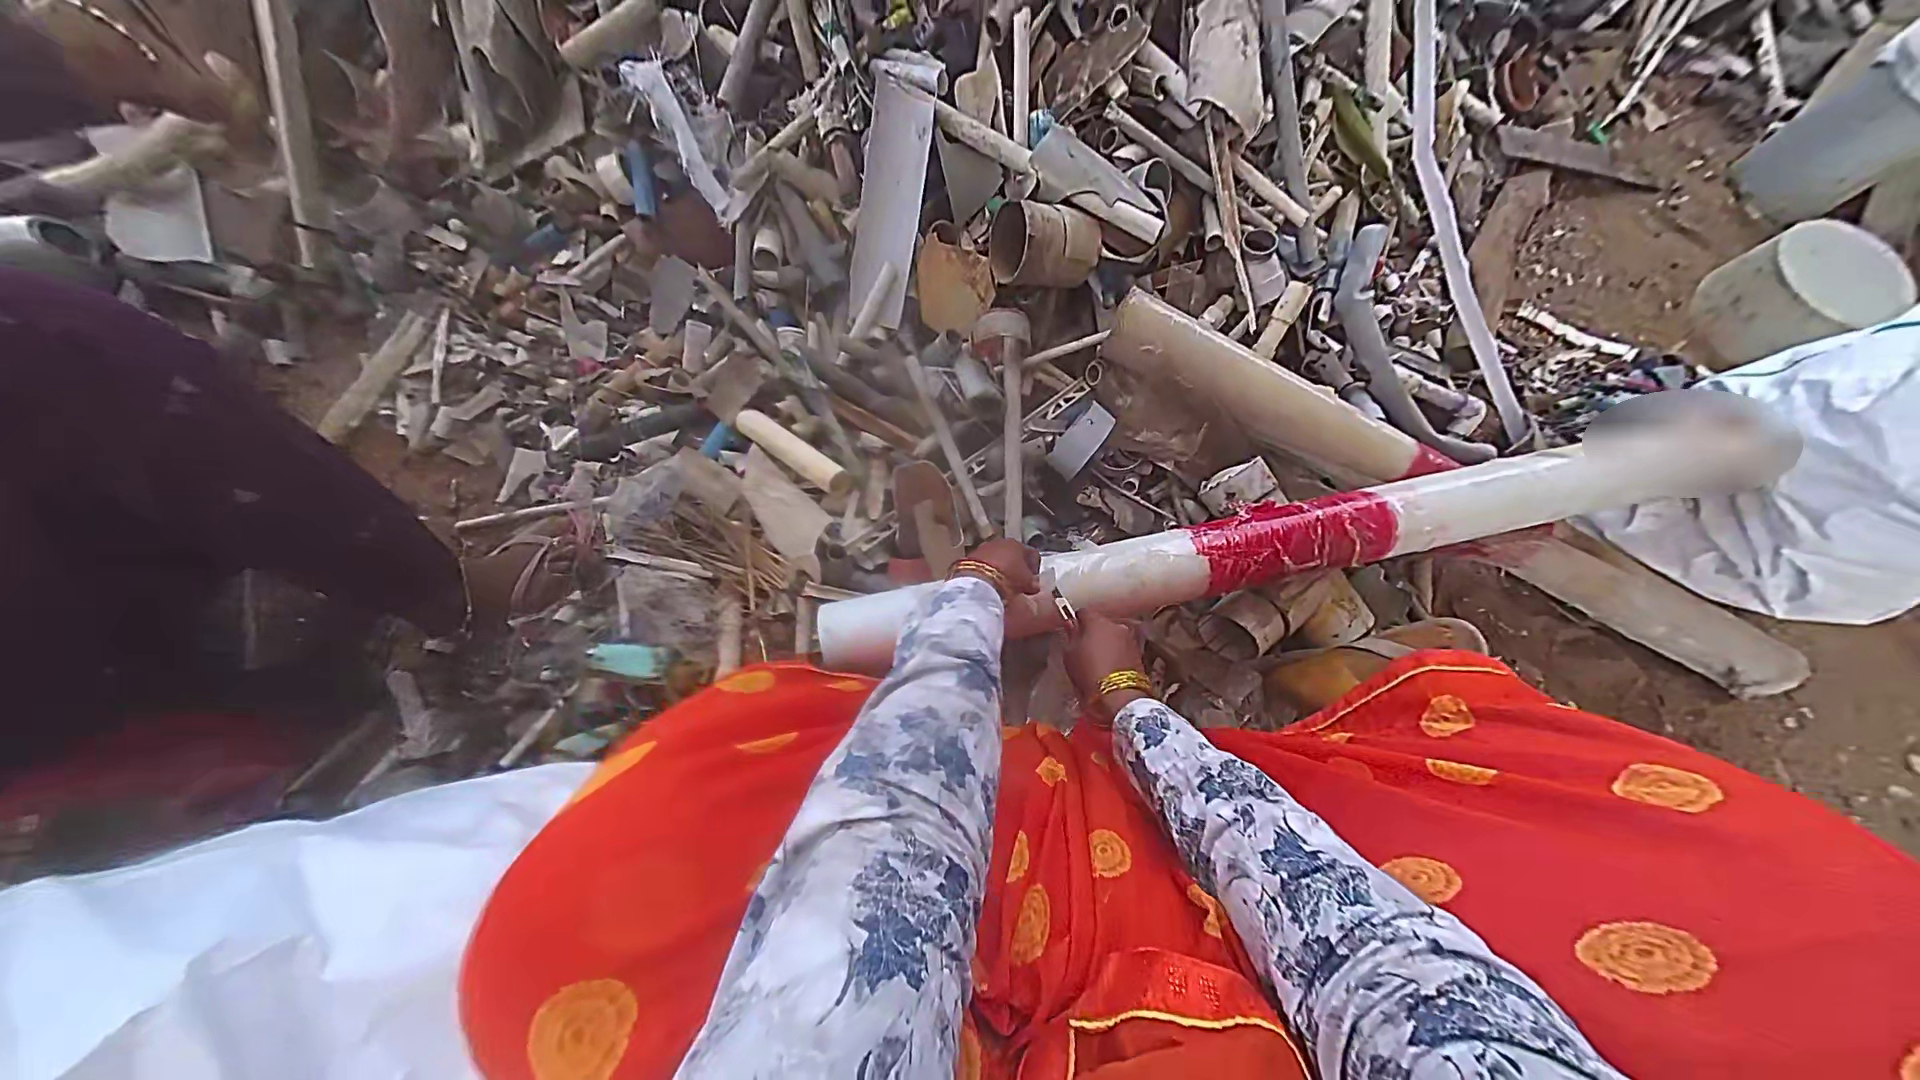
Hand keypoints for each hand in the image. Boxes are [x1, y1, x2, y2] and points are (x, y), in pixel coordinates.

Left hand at [952, 537, 1041, 596]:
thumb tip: (1034, 584)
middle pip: (1013, 554)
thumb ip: (1033, 582)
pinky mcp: (971, 556)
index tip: (1033, 580)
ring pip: (998, 557)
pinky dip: (988, 570)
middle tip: (1018, 582)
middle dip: (1016, 567)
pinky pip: (985, 563)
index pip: (1032, 554)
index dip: (1034, 568)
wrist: (978, 580)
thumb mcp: (1027, 583)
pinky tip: (989, 582)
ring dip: (1001, 568)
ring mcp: (984, 547)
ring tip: (1002, 583)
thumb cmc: (1009, 578)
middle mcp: (1001, 542)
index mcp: (1018, 544)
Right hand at [1064, 613, 1150, 717]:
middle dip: (1092, 632)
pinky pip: (1121, 648)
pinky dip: (1115, 653)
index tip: (1072, 632)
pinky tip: (1109, 667)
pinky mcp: (1138, 653)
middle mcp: (1115, 625)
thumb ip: (1070, 635)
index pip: (1083, 612)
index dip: (1076, 621)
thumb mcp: (1070, 655)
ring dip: (1105, 643)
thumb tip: (1072, 624)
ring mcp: (1129, 638)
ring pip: (1112, 636)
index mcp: (1096, 621)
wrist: (1119, 697)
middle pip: (1100, 624)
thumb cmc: (1088, 673)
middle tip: (1083, 648)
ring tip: (1097, 661)